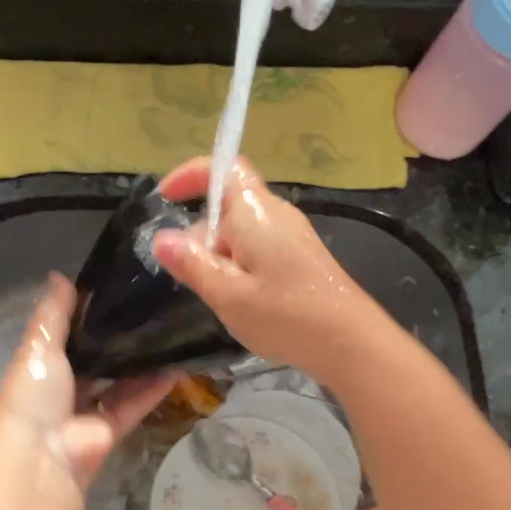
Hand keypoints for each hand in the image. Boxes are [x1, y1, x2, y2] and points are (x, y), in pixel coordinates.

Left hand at [0, 273, 171, 497]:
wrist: (43, 457)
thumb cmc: (33, 395)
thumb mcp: (38, 346)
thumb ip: (54, 314)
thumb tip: (61, 276)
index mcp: (37, 366)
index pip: (62, 336)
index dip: (83, 316)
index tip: (112, 292)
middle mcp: (61, 389)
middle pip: (93, 361)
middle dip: (116, 341)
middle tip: (148, 310)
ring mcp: (86, 412)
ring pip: (118, 383)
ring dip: (140, 364)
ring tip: (169, 332)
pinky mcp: (110, 431)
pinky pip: (134, 405)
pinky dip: (153, 389)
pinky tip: (177, 366)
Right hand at [150, 156, 387, 383]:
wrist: (348, 342)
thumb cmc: (285, 315)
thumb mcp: (226, 294)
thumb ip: (192, 264)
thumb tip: (161, 238)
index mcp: (254, 211)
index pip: (224, 168)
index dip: (191, 174)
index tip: (165, 197)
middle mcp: (275, 214)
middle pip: (227, 207)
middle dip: (200, 235)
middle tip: (189, 277)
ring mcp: (291, 236)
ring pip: (240, 234)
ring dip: (219, 258)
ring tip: (218, 298)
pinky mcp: (300, 259)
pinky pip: (257, 251)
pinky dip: (239, 268)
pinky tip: (241, 303)